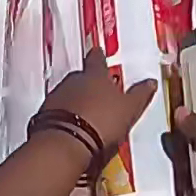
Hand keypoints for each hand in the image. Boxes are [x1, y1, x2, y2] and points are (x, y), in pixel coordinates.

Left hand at [37, 48, 158, 151]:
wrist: (66, 143)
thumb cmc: (102, 122)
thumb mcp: (129, 109)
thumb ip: (139, 95)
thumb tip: (150, 82)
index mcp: (95, 76)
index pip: (97, 59)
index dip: (99, 56)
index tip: (98, 52)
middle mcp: (72, 81)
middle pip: (80, 76)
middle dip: (87, 82)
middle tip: (97, 91)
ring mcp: (56, 97)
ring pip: (67, 93)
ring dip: (75, 100)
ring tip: (85, 113)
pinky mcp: (44, 115)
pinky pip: (57, 110)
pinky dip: (64, 114)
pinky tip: (72, 126)